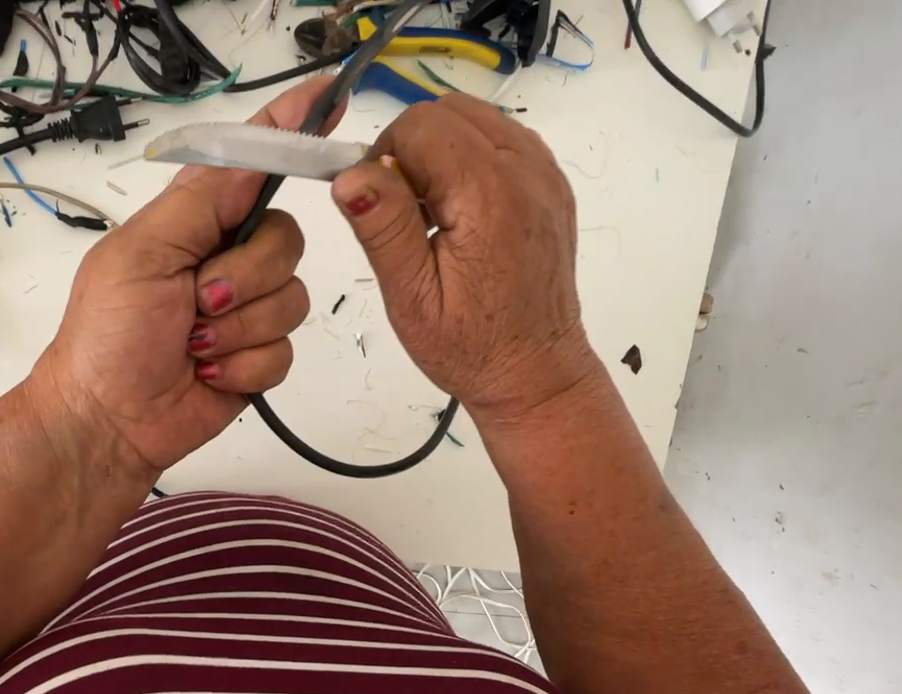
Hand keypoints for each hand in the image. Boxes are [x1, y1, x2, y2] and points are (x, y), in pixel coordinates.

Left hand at [29, 78, 340, 475]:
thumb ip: (202, 200)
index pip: (252, 165)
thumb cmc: (108, 335)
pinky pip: (284, 352)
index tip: (331, 99)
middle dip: (245, 277)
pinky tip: (208, 375)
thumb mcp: (143, 252)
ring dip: (237, 330)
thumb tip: (255, 149)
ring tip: (193, 347)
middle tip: (197, 302)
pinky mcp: (257, 358)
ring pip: (292, 300)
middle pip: (287, 240)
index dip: (290, 133)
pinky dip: (243, 366)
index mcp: (196, 223)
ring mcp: (246, 312)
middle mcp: (228, 261)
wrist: (110, 420)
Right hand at [329, 95, 601, 424]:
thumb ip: (384, 230)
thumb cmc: (470, 349)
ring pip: (475, 120)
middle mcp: (525, 171)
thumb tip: (350, 175)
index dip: (383, 157)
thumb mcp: (412, 299)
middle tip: (401, 215)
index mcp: (488, 197)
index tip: (376, 209)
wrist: (535, 373)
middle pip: (447, 113)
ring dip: (439, 153)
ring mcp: (545, 175)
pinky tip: (458, 214)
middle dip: (410, 150)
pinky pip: (501, 141)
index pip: (419, 126)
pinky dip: (469, 161)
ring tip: (430, 217)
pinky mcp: (551, 186)